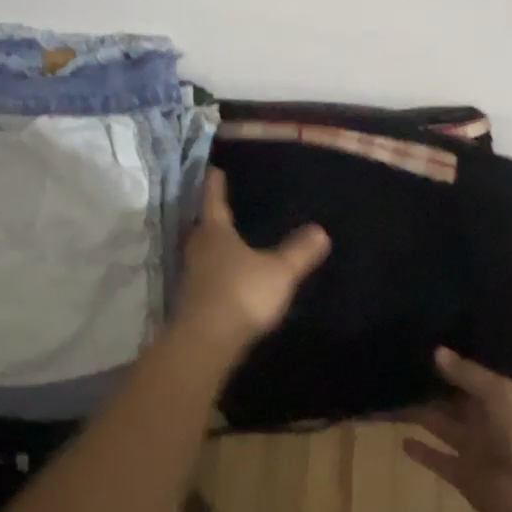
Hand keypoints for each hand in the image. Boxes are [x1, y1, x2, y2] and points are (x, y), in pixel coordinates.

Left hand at [173, 168, 329, 352]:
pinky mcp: (192, 301)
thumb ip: (299, 251)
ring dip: (213, 245)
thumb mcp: (279, 271)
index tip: (215, 168)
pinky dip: (217, 270)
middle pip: (204, 225)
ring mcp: (191, 275)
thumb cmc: (241, 295)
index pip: (214, 198)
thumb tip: (320, 230)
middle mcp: (197, 247)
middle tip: (226, 204)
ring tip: (231, 240)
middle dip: (213, 215)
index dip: (216, 183)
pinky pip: (206, 276)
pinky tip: (230, 276)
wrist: (206, 343)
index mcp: (214, 231)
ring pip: (203, 251)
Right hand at [402, 348, 511, 511]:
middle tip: (397, 366)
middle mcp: (486, 420)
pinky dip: (421, 452)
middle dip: (430, 386)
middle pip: (453, 400)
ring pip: (440, 425)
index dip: (454, 361)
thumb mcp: (500, 393)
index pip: (474, 375)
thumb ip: (467, 374)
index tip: (426, 342)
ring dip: (419, 413)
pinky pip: (436, 458)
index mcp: (502, 397)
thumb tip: (436, 351)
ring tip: (391, 396)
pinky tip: (400, 440)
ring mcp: (473, 448)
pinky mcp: (462, 474)